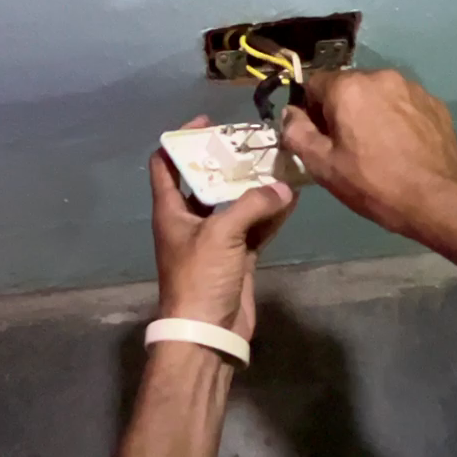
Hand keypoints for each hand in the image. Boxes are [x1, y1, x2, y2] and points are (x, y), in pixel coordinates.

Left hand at [148, 116, 297, 339]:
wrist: (207, 334)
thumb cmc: (199, 277)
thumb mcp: (220, 234)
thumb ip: (252, 205)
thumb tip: (282, 187)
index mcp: (171, 209)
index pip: (165, 163)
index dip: (180, 139)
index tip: (206, 122)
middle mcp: (190, 219)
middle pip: (206, 179)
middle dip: (227, 160)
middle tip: (253, 141)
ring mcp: (215, 238)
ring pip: (234, 202)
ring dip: (254, 185)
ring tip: (277, 161)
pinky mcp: (236, 256)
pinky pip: (254, 226)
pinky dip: (270, 213)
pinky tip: (291, 197)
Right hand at [280, 70, 456, 241]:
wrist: (441, 201)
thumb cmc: (375, 183)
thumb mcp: (323, 166)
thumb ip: (296, 133)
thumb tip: (289, 113)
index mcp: (348, 87)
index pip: (313, 84)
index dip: (310, 111)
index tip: (319, 138)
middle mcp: (379, 76)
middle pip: (346, 87)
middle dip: (340, 110)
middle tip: (346, 148)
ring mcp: (411, 87)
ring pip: (375, 94)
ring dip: (369, 112)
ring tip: (377, 148)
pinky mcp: (434, 103)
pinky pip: (401, 103)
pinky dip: (395, 118)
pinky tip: (401, 148)